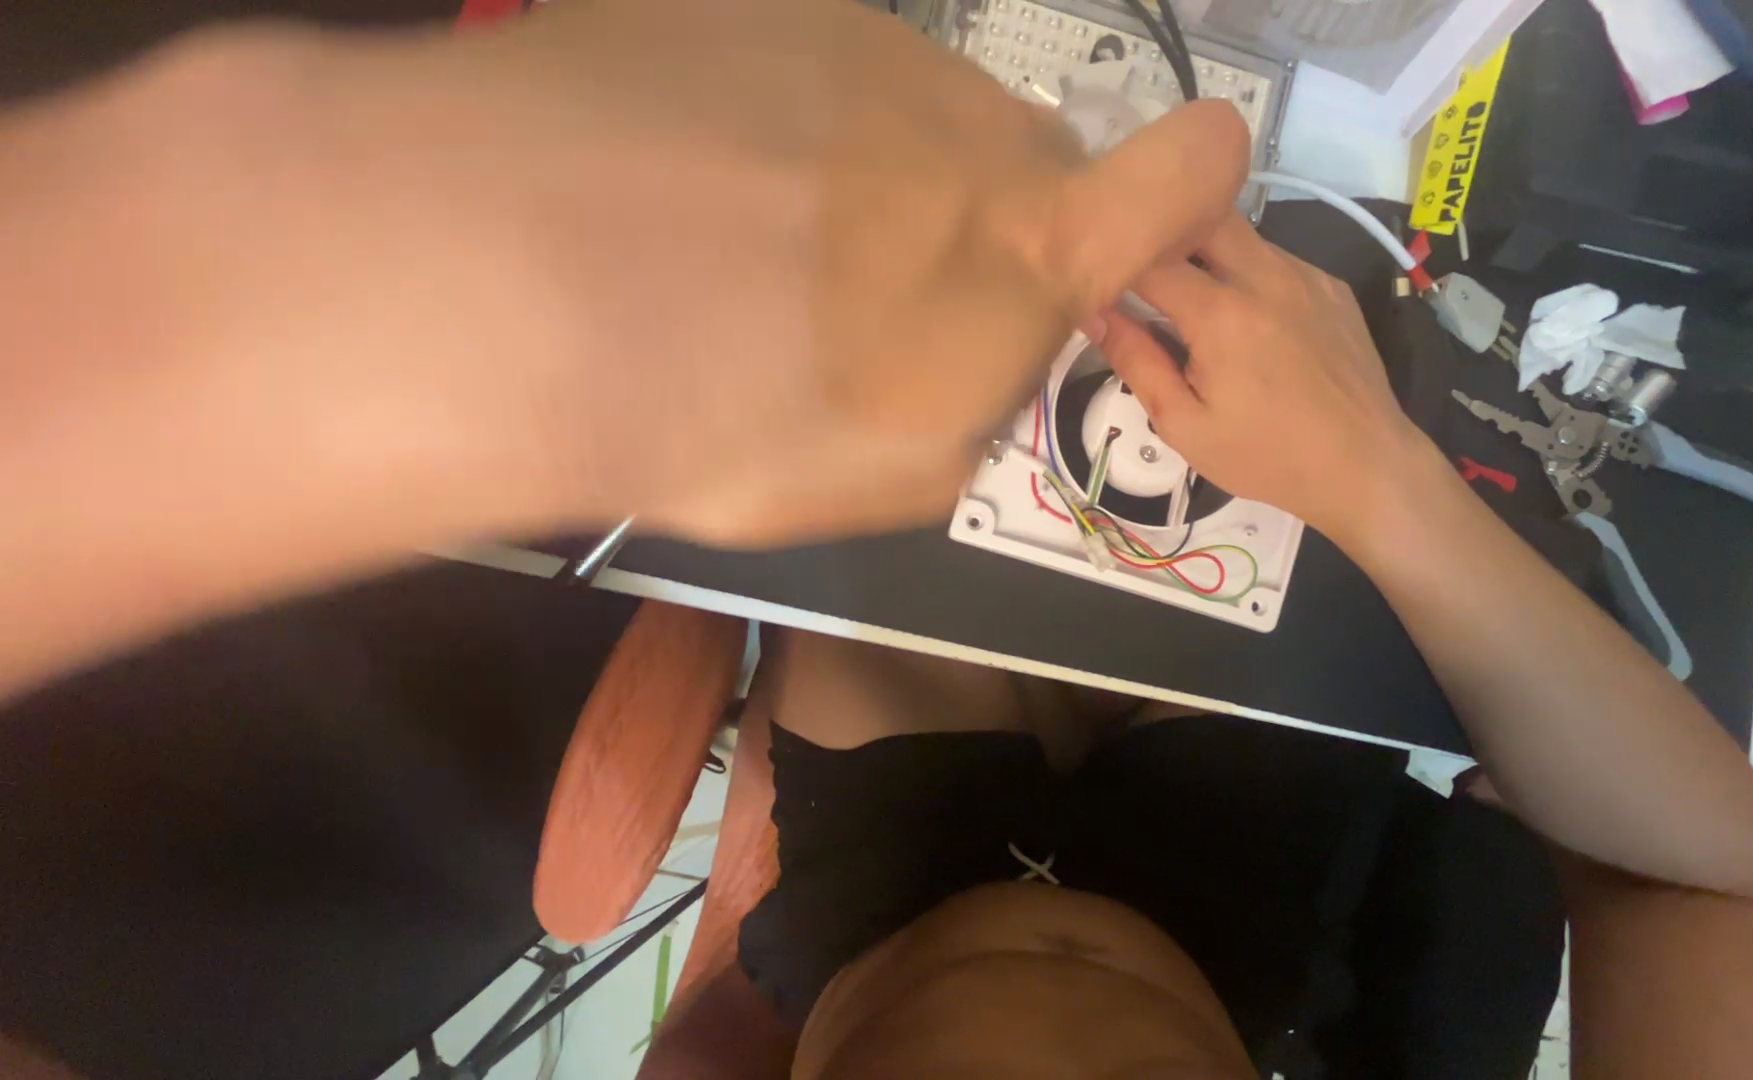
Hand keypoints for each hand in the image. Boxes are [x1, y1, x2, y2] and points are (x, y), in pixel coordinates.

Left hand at [202, 0, 1253, 545]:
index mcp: (1023, 252)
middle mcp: (968, 123)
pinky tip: (697, 183)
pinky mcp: (743, 2)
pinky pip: (815, 71)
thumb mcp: (893, 477)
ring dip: (883, 178)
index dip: (1186, 197)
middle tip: (881, 299)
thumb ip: (981, 406)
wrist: (507, 294)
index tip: (1134, 236)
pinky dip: (791, 128)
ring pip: (921, 114)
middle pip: (1023, 162)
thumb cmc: (732, 425)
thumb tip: (979, 361)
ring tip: (761, 249)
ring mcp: (857, 45)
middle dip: (988, 228)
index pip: (1189, 174)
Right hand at [1092, 217, 1432, 544]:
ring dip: (1207, 256)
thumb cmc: (1263, 455)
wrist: (1363, 465)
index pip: (1151, 260)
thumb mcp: (1183, 424)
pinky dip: (1248, 275)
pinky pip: (1276, 260)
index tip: (1102, 281)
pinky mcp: (1331, 286)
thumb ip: (1137, 363)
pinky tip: (1248, 322)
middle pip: (1201, 217)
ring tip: (1193, 304)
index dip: (1119, 265)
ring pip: (1241, 236)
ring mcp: (1305, 275)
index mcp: (1221, 314)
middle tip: (1146, 279)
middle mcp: (1265, 276)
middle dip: (1166, 237)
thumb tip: (1095, 315)